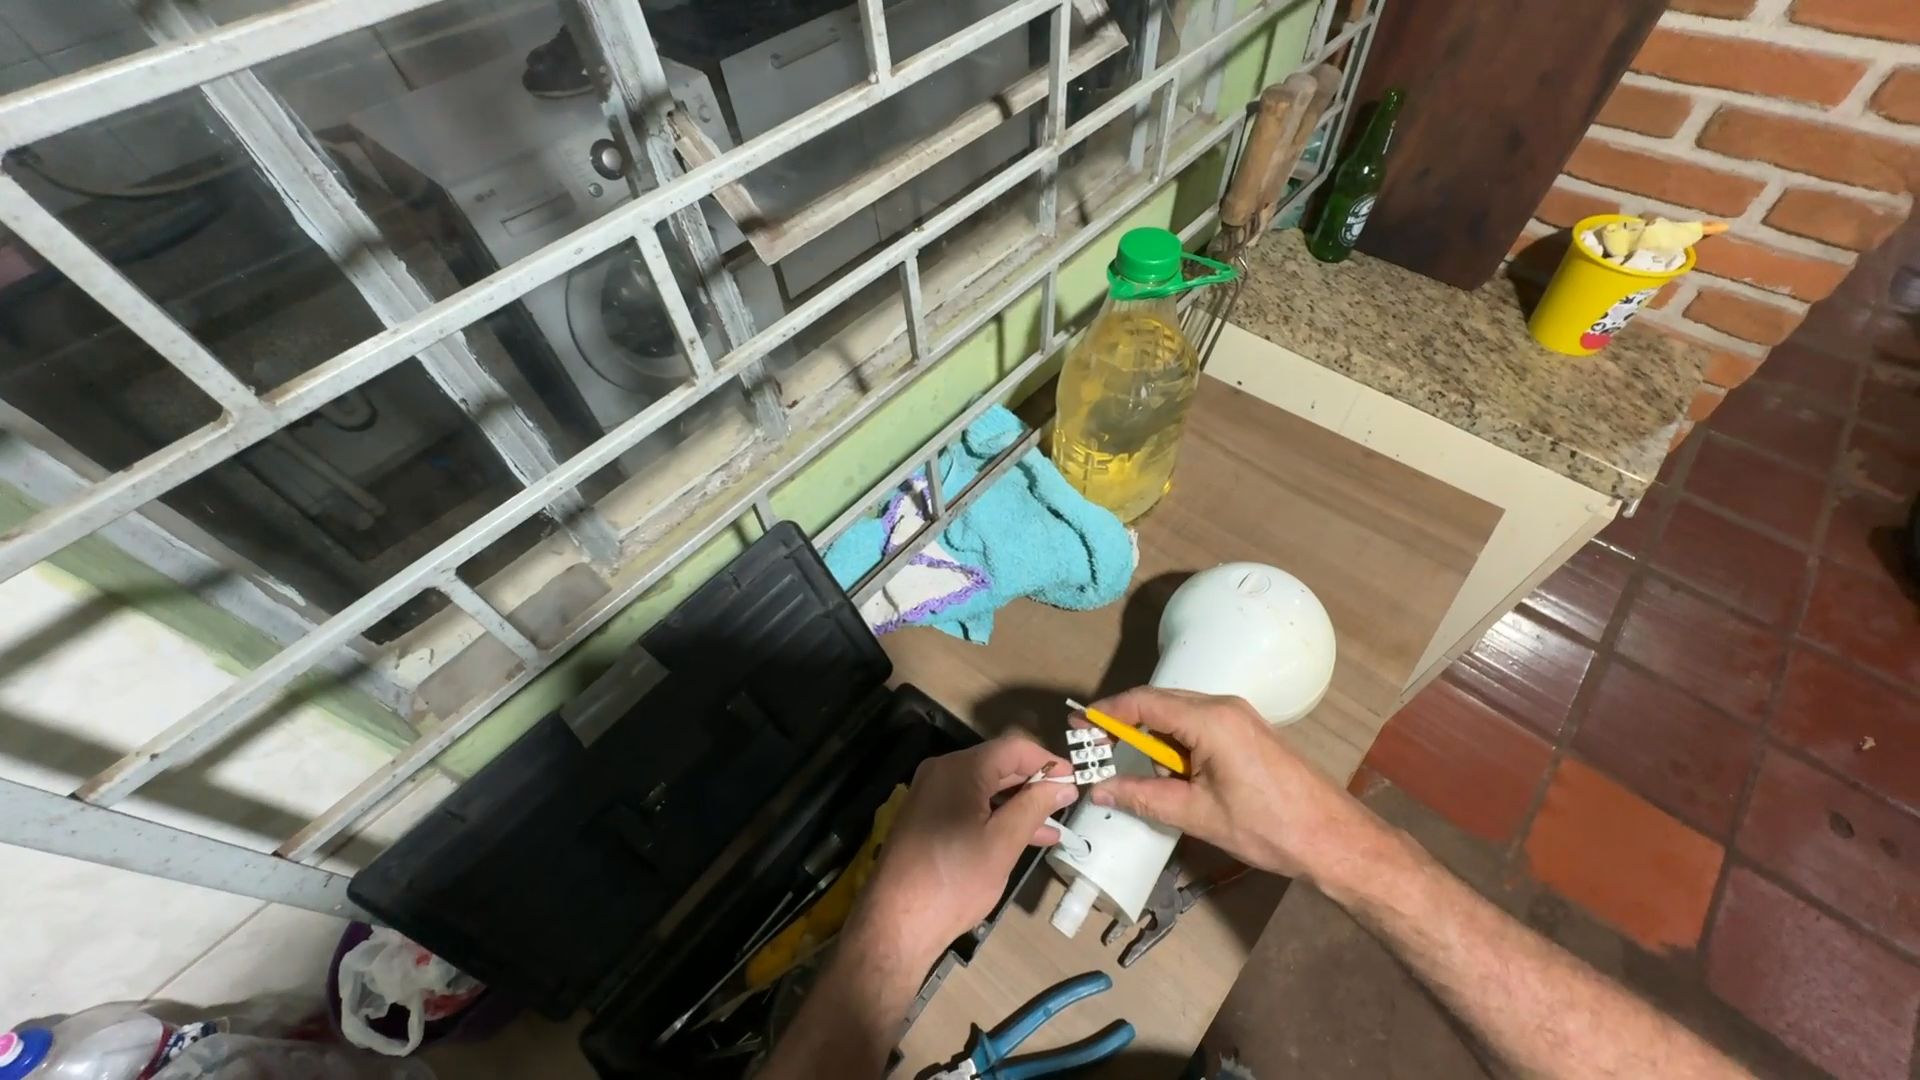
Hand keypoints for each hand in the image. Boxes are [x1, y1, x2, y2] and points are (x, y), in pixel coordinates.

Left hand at [853, 734, 1078, 964]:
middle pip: (998, 764)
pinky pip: (971, 804)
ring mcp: (932, 794)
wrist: (895, 924)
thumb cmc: (954, 881)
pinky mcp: (928, 817)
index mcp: (959, 769)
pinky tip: (1025, 836)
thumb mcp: (1002, 843)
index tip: (1075, 781)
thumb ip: (1035, 807)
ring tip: (1054, 825)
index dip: (1047, 761)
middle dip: (1034, 782)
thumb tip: (1064, 784)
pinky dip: (997, 815)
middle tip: (1068, 802)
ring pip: (986, 787)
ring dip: (1019, 803)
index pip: (1013, 748)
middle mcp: (942, 772)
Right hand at [1086, 687, 1372, 880]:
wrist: (1334, 840)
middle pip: (1158, 701)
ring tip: (1132, 768)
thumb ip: (1144, 796)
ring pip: (1177, 712)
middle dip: (1124, 723)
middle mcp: (1223, 706)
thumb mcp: (1198, 815)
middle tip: (1096, 749)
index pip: (1144, 702)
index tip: (1079, 728)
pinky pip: (1197, 723)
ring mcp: (1238, 716)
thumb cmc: (1269, 828)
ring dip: (1150, 735)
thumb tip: (1100, 789)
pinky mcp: (1245, 730)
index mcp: (1211, 720)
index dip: (1107, 713)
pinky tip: (1169, 771)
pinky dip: (1174, 741)